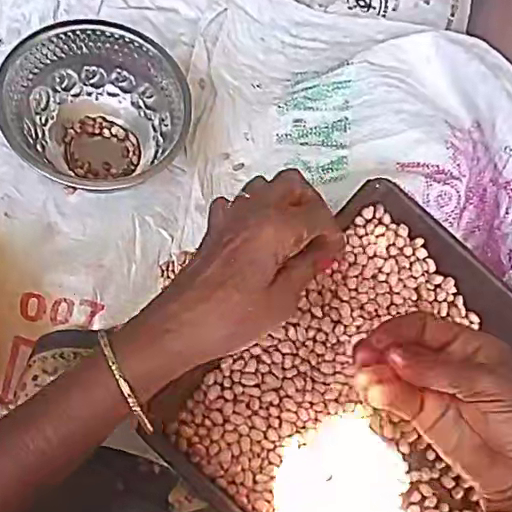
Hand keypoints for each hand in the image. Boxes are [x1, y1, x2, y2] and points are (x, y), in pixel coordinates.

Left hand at [120, 169, 342, 390]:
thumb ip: (305, 269)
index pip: (318, 215)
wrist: (177, 327)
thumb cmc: (228, 320)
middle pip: (293, 184)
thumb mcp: (280, 302)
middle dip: (313, 205)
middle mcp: (252, 212)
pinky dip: (256, 213)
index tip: (335, 255)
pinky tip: (260, 239)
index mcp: (274, 227)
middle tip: (320, 237)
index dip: (333, 234)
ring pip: (265, 187)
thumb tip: (323, 253)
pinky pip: (240, 205)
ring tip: (294, 237)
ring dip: (285, 203)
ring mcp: (229, 217)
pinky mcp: (214, 230)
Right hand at [352, 312, 511, 511]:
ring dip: (376, 373)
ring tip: (363, 377)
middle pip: (404, 350)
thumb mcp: (492, 383)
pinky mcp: (426, 422)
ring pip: (396, 376)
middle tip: (361, 358)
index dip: (398, 331)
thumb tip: (395, 356)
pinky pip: (400, 403)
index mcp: (470, 346)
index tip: (376, 340)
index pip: (424, 328)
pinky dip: (384, 395)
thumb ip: (442, 370)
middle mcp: (448, 366)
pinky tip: (373, 391)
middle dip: (380, 351)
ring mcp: (434, 395)